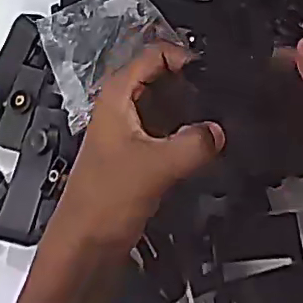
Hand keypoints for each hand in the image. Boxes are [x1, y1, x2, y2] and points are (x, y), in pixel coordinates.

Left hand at [46, 44, 223, 253]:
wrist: (84, 249)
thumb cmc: (100, 203)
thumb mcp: (156, 167)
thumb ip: (194, 145)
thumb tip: (218, 131)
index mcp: (117, 94)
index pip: (155, 53)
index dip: (184, 57)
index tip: (208, 73)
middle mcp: (121, 106)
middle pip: (162, 76)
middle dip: (190, 85)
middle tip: (215, 97)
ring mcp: (128, 129)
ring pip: (165, 104)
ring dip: (188, 110)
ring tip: (212, 120)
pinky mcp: (136, 152)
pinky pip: (166, 129)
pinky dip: (183, 132)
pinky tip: (200, 146)